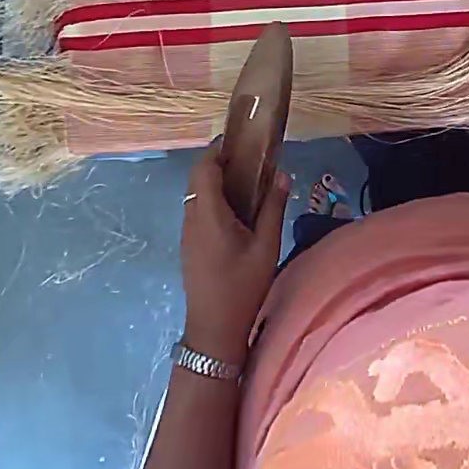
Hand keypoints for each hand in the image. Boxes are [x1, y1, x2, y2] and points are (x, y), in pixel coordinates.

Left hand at [179, 141, 289, 364]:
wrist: (214, 328)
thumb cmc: (243, 286)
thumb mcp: (266, 247)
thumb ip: (273, 208)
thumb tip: (281, 174)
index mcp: (208, 214)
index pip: (204, 169)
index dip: (217, 150)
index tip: (238, 140)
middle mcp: (191, 218)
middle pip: (197, 179)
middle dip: (217, 163)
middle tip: (246, 158)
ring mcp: (187, 232)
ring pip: (195, 195)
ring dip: (214, 181)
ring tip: (244, 180)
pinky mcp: (189, 244)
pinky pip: (197, 210)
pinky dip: (212, 199)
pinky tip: (235, 209)